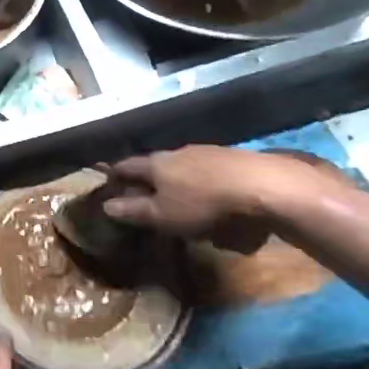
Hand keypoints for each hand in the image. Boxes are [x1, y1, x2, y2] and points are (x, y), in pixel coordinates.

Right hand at [101, 145, 321, 239]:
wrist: (262, 186)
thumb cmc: (202, 204)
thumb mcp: (162, 216)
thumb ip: (134, 211)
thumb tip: (106, 205)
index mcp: (156, 163)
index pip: (126, 165)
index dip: (115, 174)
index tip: (109, 182)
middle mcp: (178, 152)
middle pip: (157, 165)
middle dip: (151, 180)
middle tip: (148, 199)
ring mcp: (208, 153)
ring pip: (185, 168)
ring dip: (182, 184)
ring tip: (186, 205)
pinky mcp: (234, 159)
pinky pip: (211, 174)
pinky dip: (207, 187)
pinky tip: (218, 204)